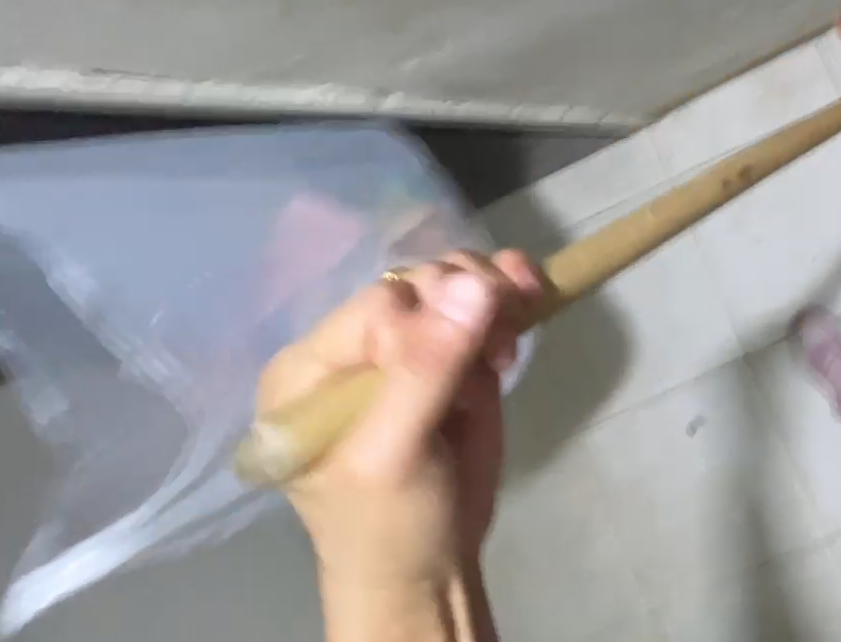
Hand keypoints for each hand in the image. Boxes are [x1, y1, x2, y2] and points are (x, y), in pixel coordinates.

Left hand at [256, 250, 540, 638]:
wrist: (432, 564)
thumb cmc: (389, 522)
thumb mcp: (395, 452)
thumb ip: (428, 368)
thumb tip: (477, 286)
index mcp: (312, 368)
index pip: (384, 302)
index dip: (436, 317)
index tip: (474, 356)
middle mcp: (357, 345)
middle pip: (424, 280)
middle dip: (473, 299)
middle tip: (501, 348)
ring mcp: (411, 343)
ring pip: (457, 277)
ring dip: (498, 291)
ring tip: (511, 340)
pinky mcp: (457, 349)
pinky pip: (485, 296)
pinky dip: (512, 293)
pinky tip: (527, 312)